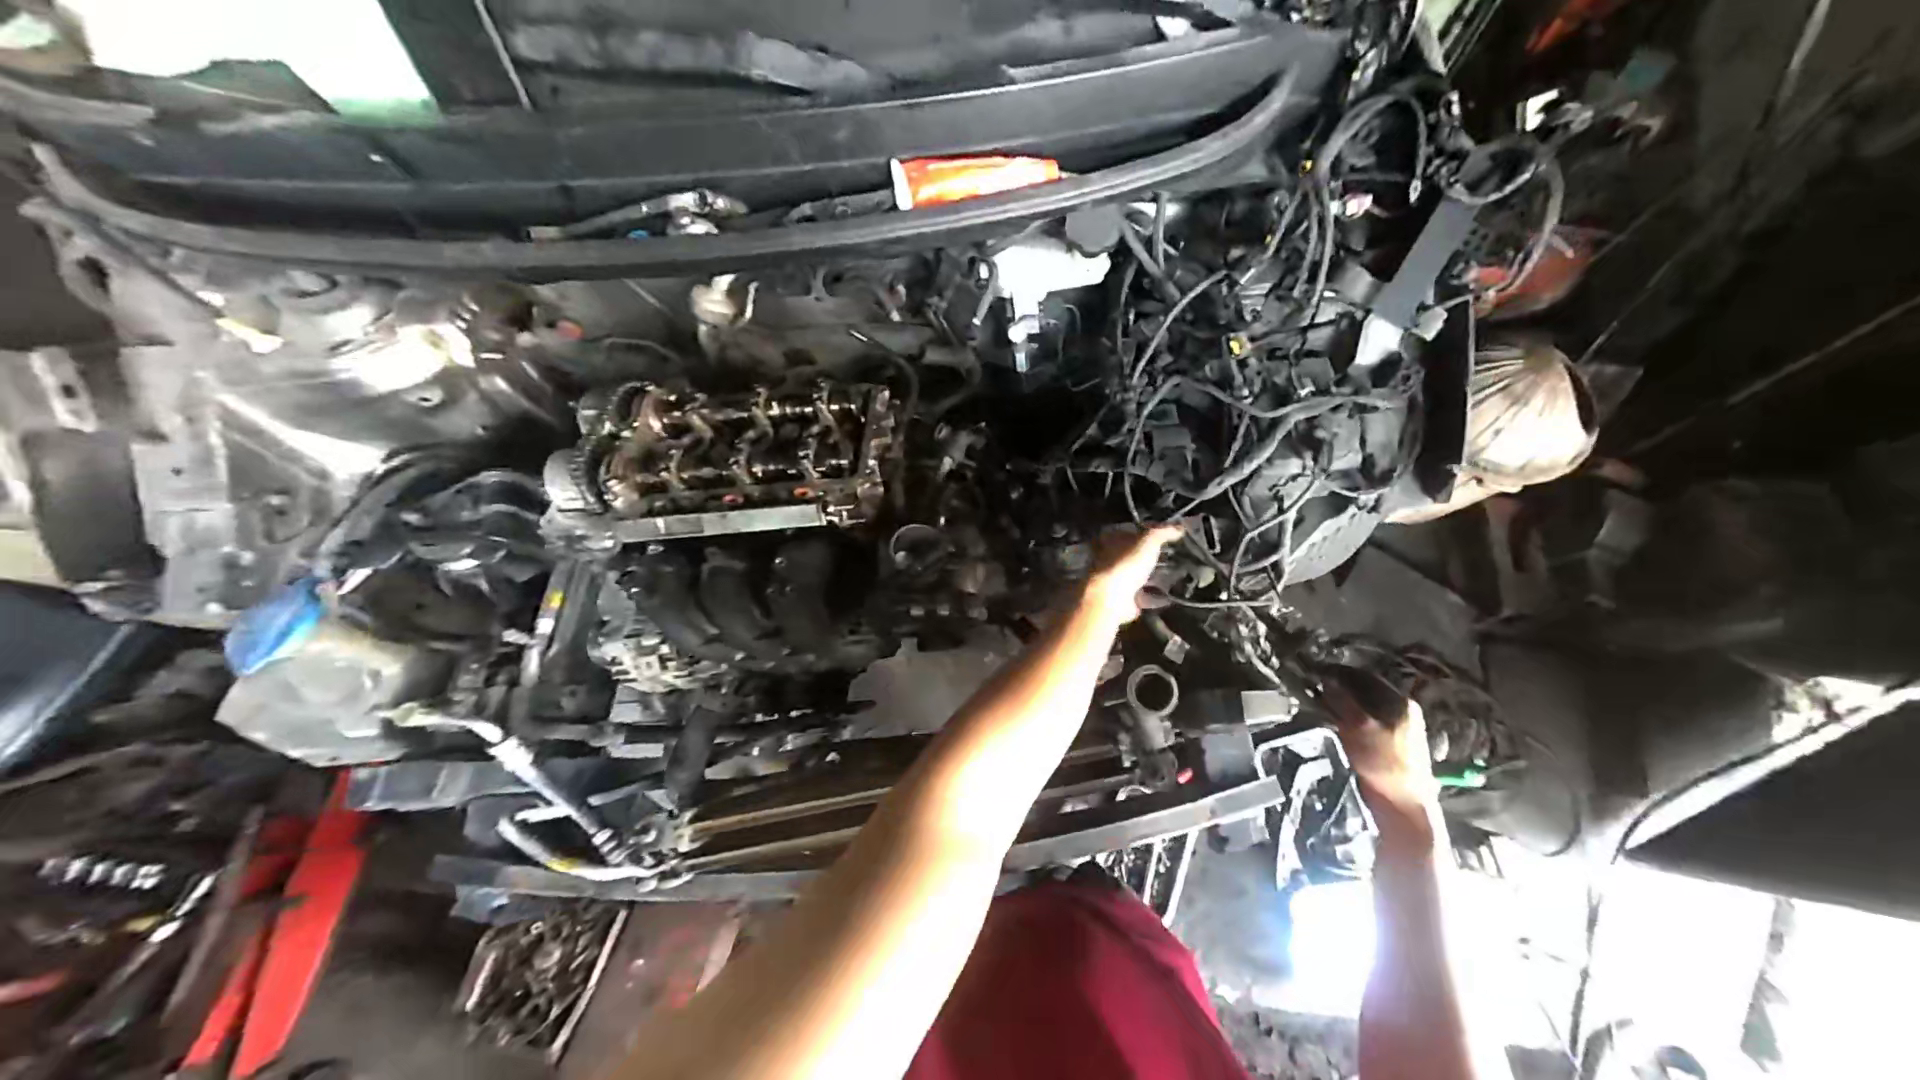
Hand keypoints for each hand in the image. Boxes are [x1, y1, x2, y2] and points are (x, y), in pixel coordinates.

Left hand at [1080, 526, 1180, 624]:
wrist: (1111, 599)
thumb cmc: (1127, 563)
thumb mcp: (1148, 541)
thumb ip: (1163, 532)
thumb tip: (1179, 527)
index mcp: (1111, 540)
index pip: (1129, 531)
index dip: (1146, 531)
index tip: (1166, 536)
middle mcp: (1110, 559)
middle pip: (1134, 554)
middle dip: (1152, 556)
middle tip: (1175, 556)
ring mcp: (1115, 580)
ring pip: (1138, 576)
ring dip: (1155, 577)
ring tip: (1177, 576)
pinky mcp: (1122, 600)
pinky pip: (1143, 596)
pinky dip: (1155, 596)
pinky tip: (1170, 596)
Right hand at [1322, 667, 1438, 839]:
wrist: (1402, 806)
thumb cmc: (1384, 764)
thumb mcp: (1360, 727)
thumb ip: (1342, 700)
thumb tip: (1325, 677)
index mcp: (1400, 701)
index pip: (1363, 675)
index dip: (1336, 672)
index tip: (1311, 673)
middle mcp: (1400, 710)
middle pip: (1361, 690)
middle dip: (1336, 689)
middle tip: (1310, 691)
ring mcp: (1394, 727)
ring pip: (1360, 706)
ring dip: (1338, 705)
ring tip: (1315, 706)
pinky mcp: (1386, 743)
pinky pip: (1361, 721)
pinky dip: (1344, 719)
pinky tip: (1329, 723)